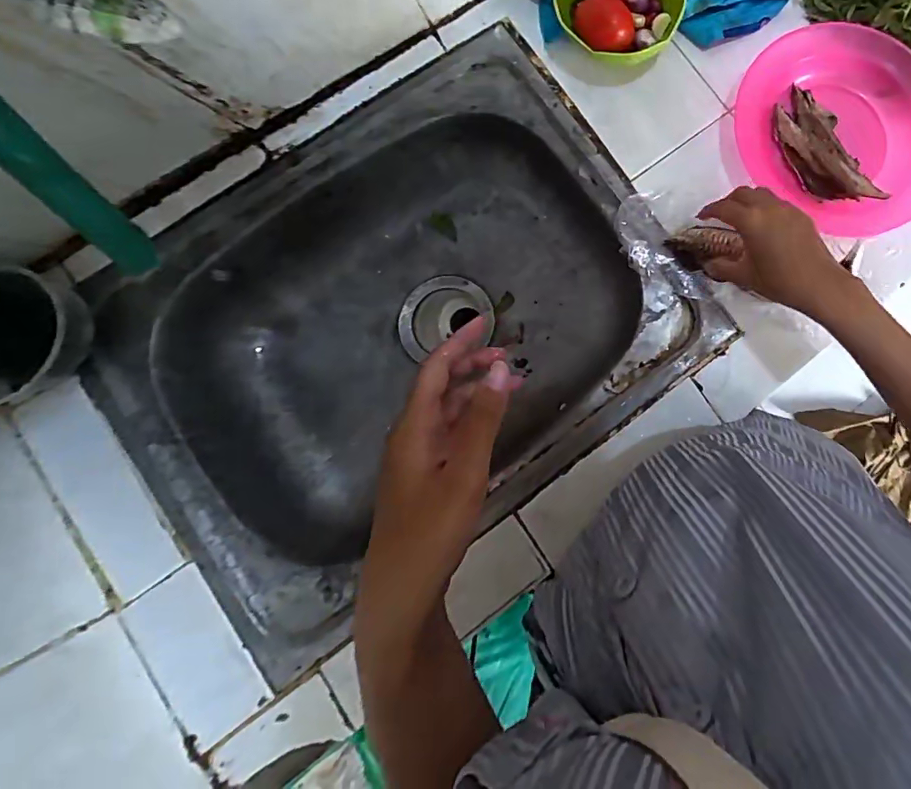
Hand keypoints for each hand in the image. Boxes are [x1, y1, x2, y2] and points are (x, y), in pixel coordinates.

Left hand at [357, 316, 520, 648]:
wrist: (400, 588)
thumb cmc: (432, 530)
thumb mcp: (466, 472)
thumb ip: (484, 419)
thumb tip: (499, 368)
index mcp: (413, 426)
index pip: (435, 369)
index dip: (459, 342)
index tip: (487, 321)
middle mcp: (410, 434)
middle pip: (440, 386)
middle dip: (471, 365)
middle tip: (508, 356)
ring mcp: (415, 456)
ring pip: (446, 410)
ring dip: (474, 393)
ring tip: (509, 384)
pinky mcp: (423, 476)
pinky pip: (448, 433)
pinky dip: (471, 419)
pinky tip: (490, 423)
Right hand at [697, 186, 862, 319]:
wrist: (821, 285)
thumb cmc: (780, 281)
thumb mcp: (745, 276)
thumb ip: (722, 267)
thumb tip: (708, 264)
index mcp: (750, 220)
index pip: (723, 207)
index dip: (708, 210)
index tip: (701, 217)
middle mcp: (768, 208)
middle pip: (742, 193)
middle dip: (727, 201)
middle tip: (720, 214)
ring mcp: (787, 209)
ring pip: (761, 194)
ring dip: (747, 200)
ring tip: (742, 215)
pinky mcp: (801, 215)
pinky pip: (777, 202)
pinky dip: (765, 206)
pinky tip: (765, 224)